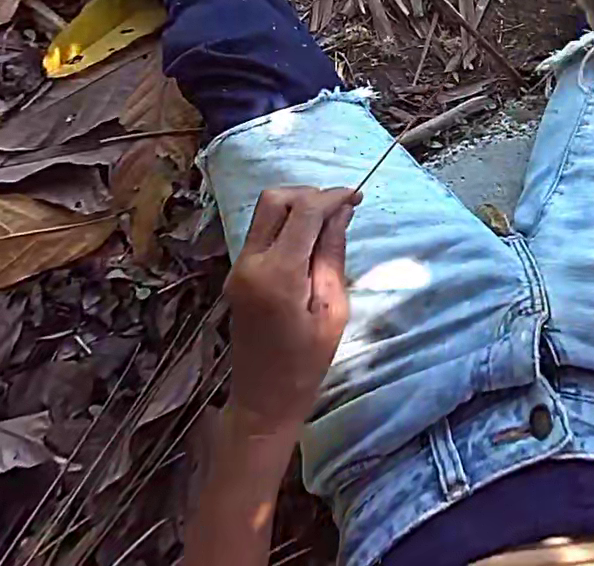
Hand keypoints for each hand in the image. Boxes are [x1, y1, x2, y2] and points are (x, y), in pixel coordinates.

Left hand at [224, 185, 359, 433]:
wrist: (263, 401)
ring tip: (327, 221)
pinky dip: (285, 222)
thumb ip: (333, 253)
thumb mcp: (333, 309)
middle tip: (339, 208)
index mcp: (278, 274)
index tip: (356, 195)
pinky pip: (261, 230)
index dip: (332, 196)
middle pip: (274, 199)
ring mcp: (238, 265)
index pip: (304, 211)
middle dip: (309, 194)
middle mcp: (250, 262)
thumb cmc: (307, 363)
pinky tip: (308, 238)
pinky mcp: (237, 271)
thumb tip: (341, 211)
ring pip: (264, 210)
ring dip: (296, 205)